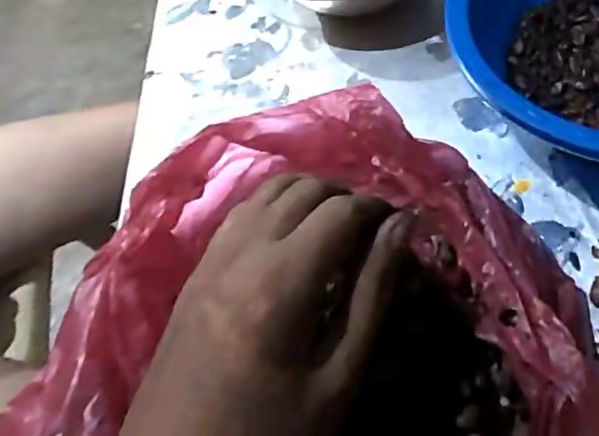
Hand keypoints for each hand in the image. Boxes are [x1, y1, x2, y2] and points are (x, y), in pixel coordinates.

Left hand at [124, 174, 412, 435]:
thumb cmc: (270, 432)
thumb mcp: (338, 377)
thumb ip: (373, 292)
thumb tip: (403, 224)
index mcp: (282, 281)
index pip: (342, 209)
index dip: (378, 207)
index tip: (400, 223)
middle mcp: (244, 254)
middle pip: (307, 188)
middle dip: (348, 196)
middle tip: (372, 226)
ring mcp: (213, 259)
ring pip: (271, 189)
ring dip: (310, 193)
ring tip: (335, 224)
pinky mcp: (195, 273)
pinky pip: (242, 212)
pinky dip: (276, 205)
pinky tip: (292, 234)